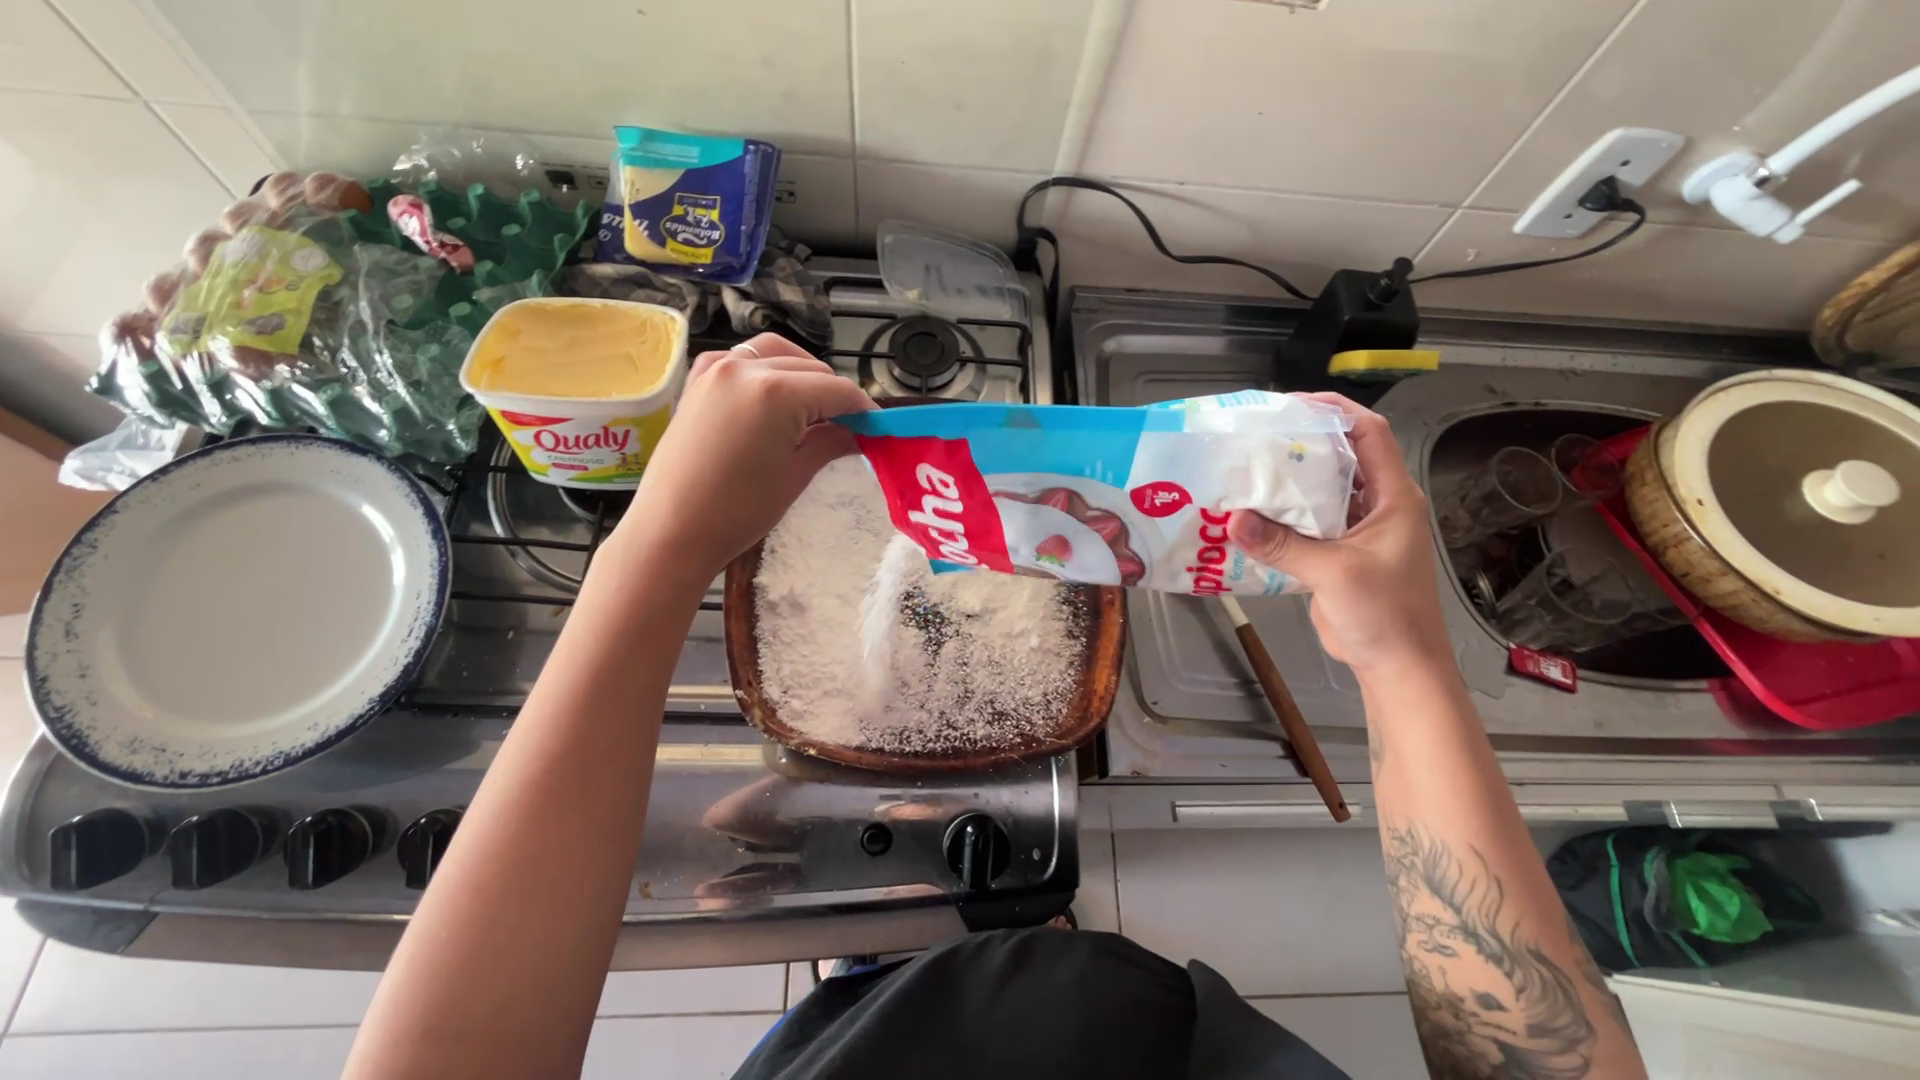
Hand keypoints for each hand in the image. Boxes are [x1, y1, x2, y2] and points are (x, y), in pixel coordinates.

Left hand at [612, 333, 873, 577]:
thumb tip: (859, 432)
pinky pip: (743, 359)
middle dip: (833, 395)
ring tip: (812, 410)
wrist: (671, 529)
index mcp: (777, 392)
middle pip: (811, 369)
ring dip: (802, 375)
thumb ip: (831, 442)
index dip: (863, 409)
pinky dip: (765, 369)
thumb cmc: (738, 511)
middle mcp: (746, 367)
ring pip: (777, 354)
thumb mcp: (795, 475)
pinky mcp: (697, 379)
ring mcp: (716, 368)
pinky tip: (772, 396)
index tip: (878, 428)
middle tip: (846, 428)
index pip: (838, 390)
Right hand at [1226, 393, 1451, 674]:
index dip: (1335, 410)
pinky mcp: (1338, 555)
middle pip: (1342, 458)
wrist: (1397, 666)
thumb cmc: (1384, 614)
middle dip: (1303, 441)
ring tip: (1247, 468)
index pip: (1369, 434)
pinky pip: (1309, 524)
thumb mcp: (1333, 573)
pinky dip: (1283, 516)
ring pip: (1323, 491)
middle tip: (1257, 434)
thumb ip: (1283, 544)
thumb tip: (1232, 519)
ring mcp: (1358, 532)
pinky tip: (1250, 515)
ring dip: (1290, 481)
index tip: (1292, 403)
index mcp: (1394, 498)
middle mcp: (1378, 507)